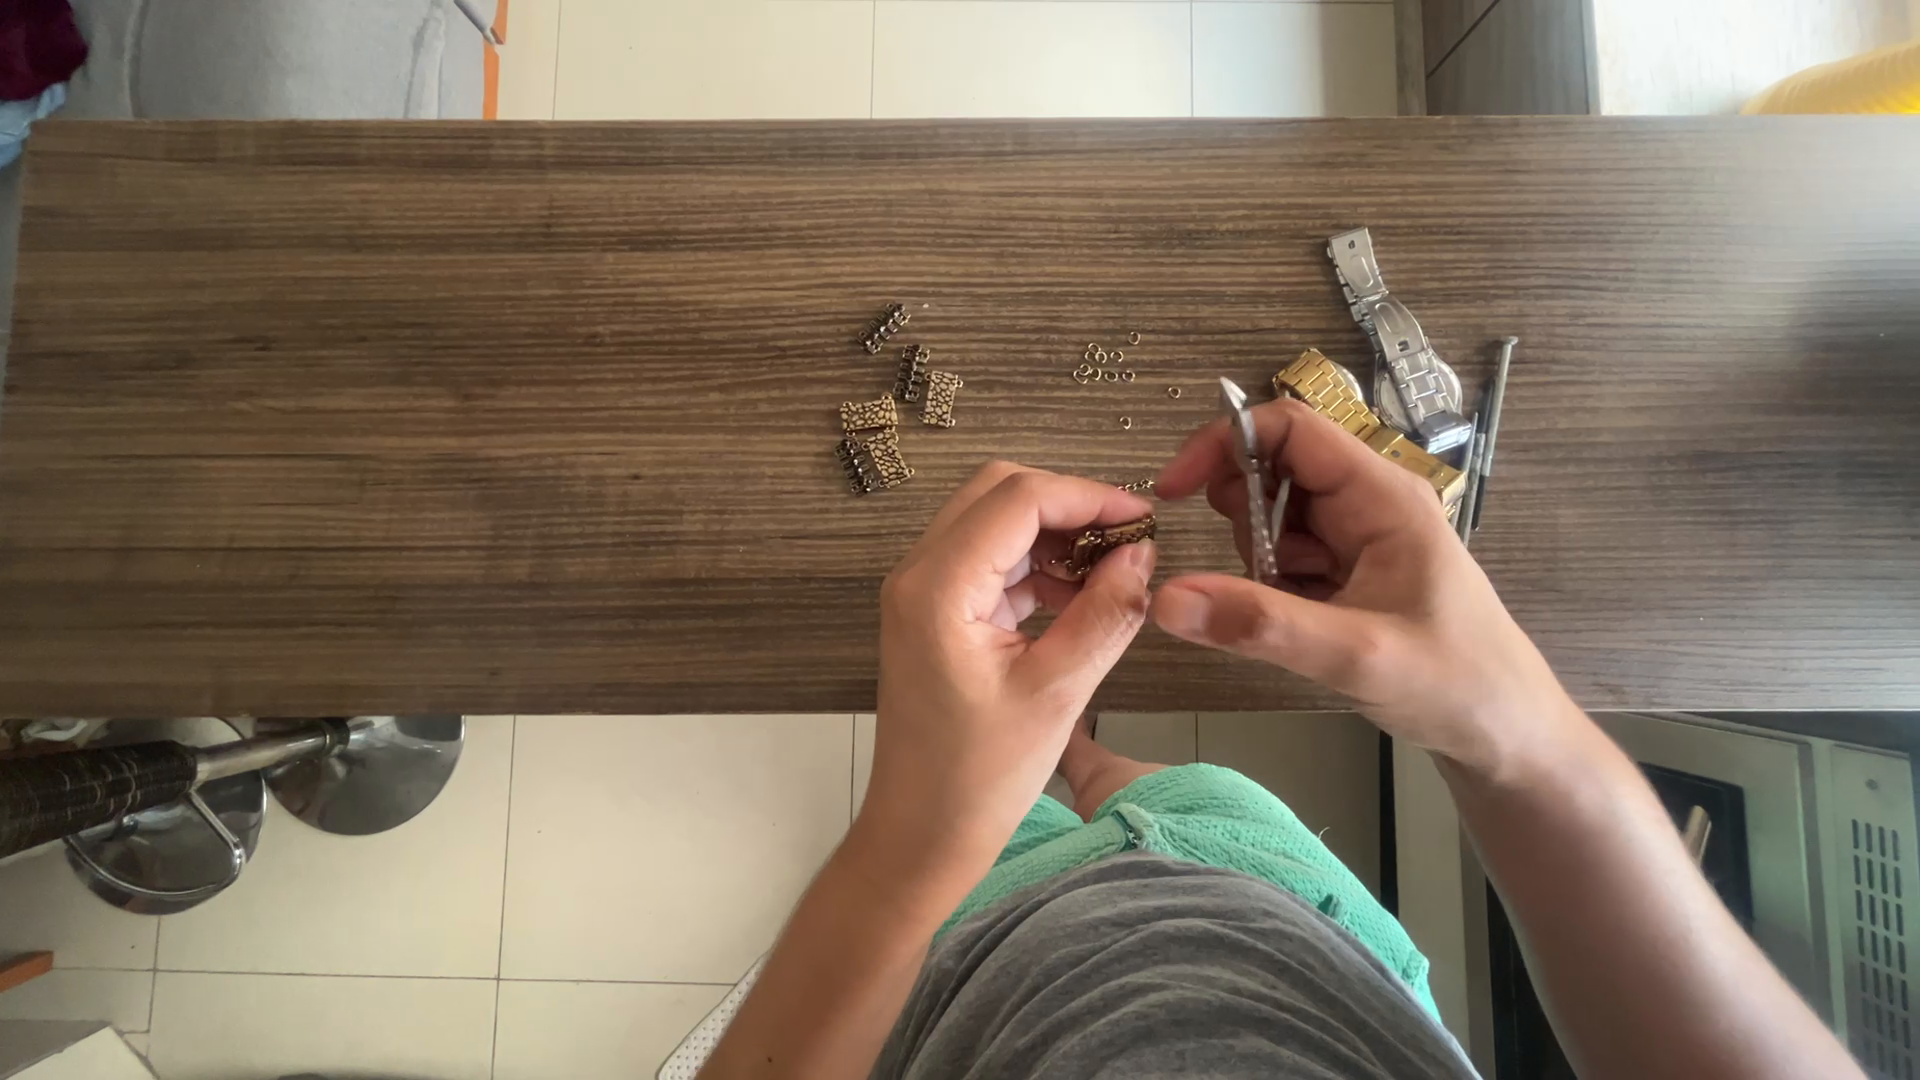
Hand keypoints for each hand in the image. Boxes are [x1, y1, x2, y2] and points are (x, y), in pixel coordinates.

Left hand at [860, 462, 1156, 878]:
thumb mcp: (1057, 693)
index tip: (1143, 519)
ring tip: (1109, 575)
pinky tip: (1076, 598)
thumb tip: (1143, 552)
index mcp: (937, 586)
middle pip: (999, 495)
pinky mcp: (936, 611)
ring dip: (1053, 537)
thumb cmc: (980, 777)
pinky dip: (1035, 567)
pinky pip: (990, 562)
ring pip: (995, 524)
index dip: (1086, 496)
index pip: (1017, 498)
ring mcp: (922, 590)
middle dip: (1067, 507)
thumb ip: (1105, 614)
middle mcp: (919, 573)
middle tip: (1126, 541)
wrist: (922, 832)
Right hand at [1151, 397, 1573, 782]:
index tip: (1174, 490)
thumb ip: (1260, 624)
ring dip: (1254, 556)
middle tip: (1250, 572)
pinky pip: (1278, 555)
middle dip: (1240, 513)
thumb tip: (1165, 598)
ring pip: (1268, 515)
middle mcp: (1364, 503)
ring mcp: (1353, 537)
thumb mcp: (1355, 655)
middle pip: (1271, 468)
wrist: (1505, 736)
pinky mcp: (1343, 570)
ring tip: (1293, 607)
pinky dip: (1266, 583)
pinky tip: (1300, 621)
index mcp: (1380, 495)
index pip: (1290, 428)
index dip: (1224, 442)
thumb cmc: (1456, 685)